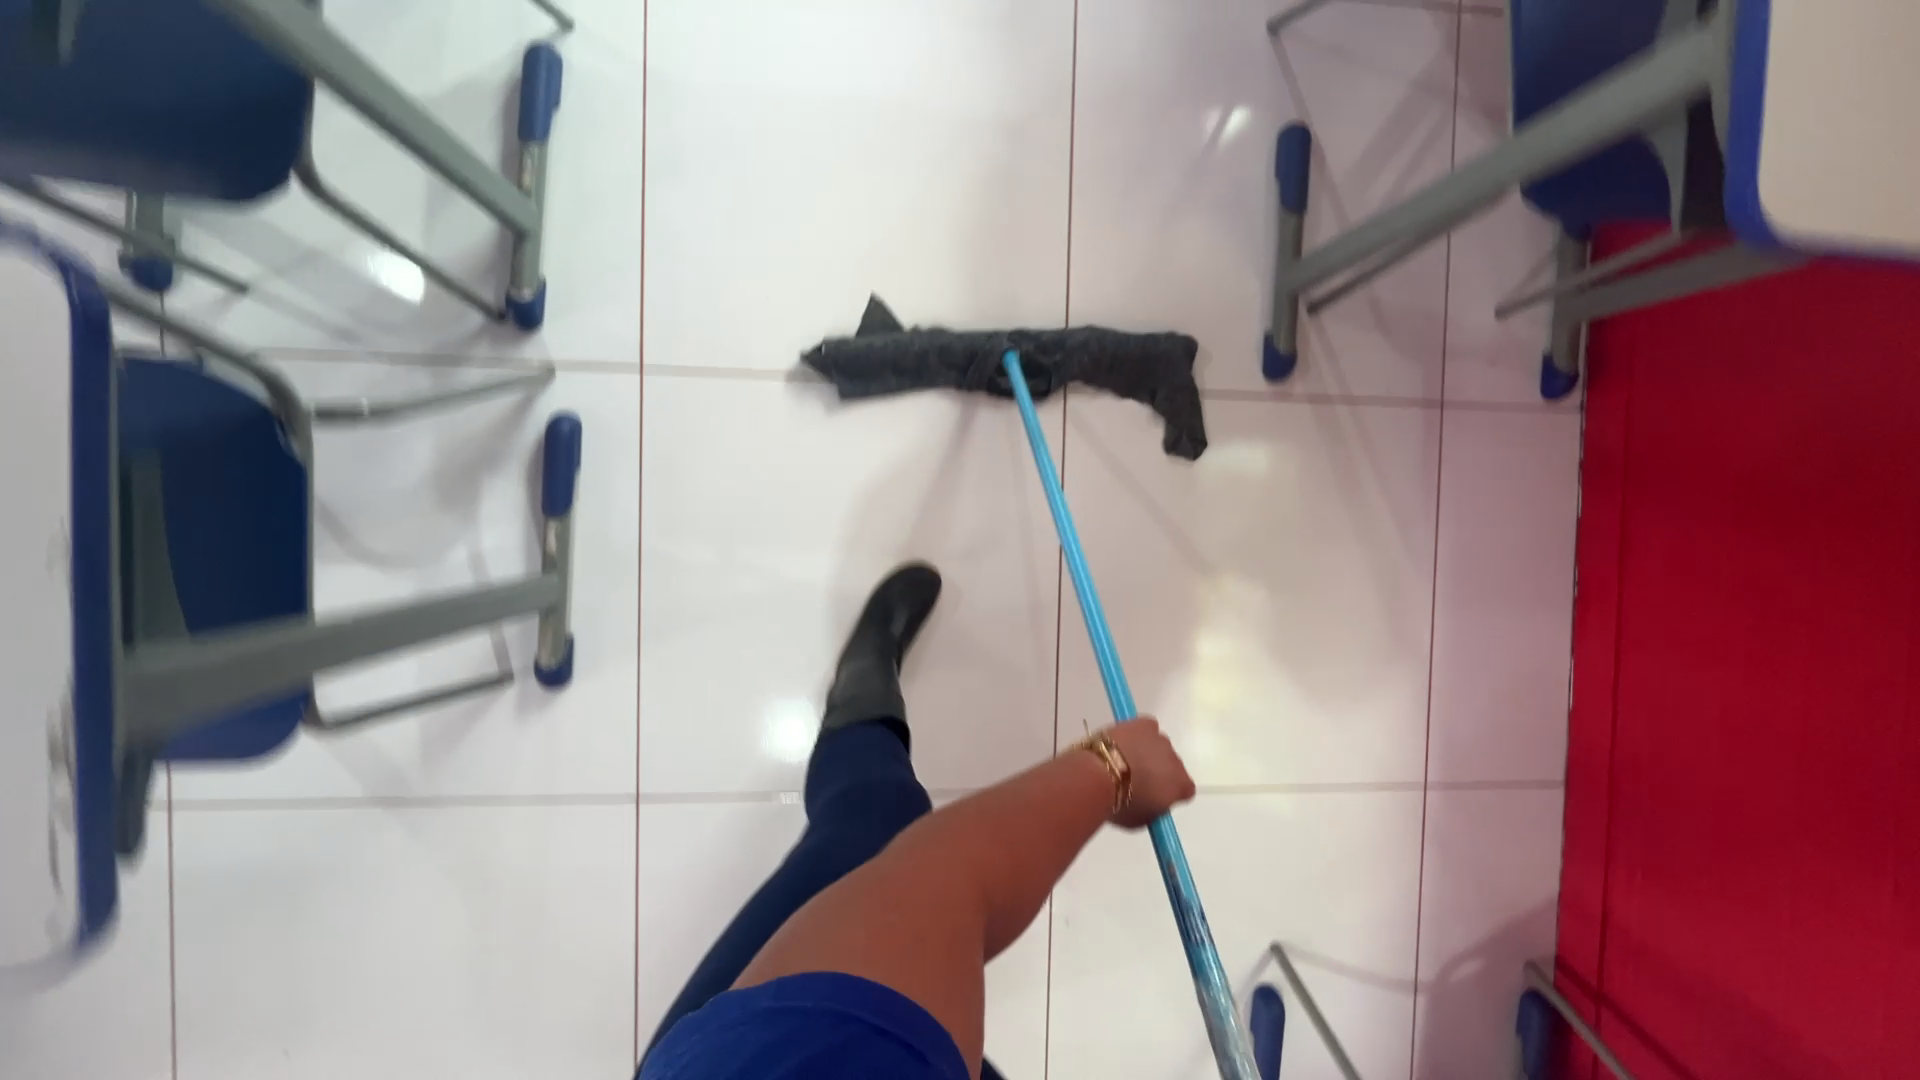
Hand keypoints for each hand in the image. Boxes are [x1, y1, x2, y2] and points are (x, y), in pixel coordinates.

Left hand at [1102, 717, 1195, 829]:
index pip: (1185, 789)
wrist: (1100, 775)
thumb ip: (1153, 809)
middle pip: (1171, 765)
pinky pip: (1147, 727)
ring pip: (1157, 746)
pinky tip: (1124, 740)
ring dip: (1146, 751)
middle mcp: (1176, 760)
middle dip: (1157, 770)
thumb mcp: (1141, 820)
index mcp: (1181, 786)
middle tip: (1135, 777)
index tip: (1154, 795)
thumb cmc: (1121, 804)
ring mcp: (1160, 739)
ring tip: (1123, 757)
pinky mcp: (1145, 723)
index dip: (1169, 792)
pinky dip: (1138, 733)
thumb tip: (1151, 802)